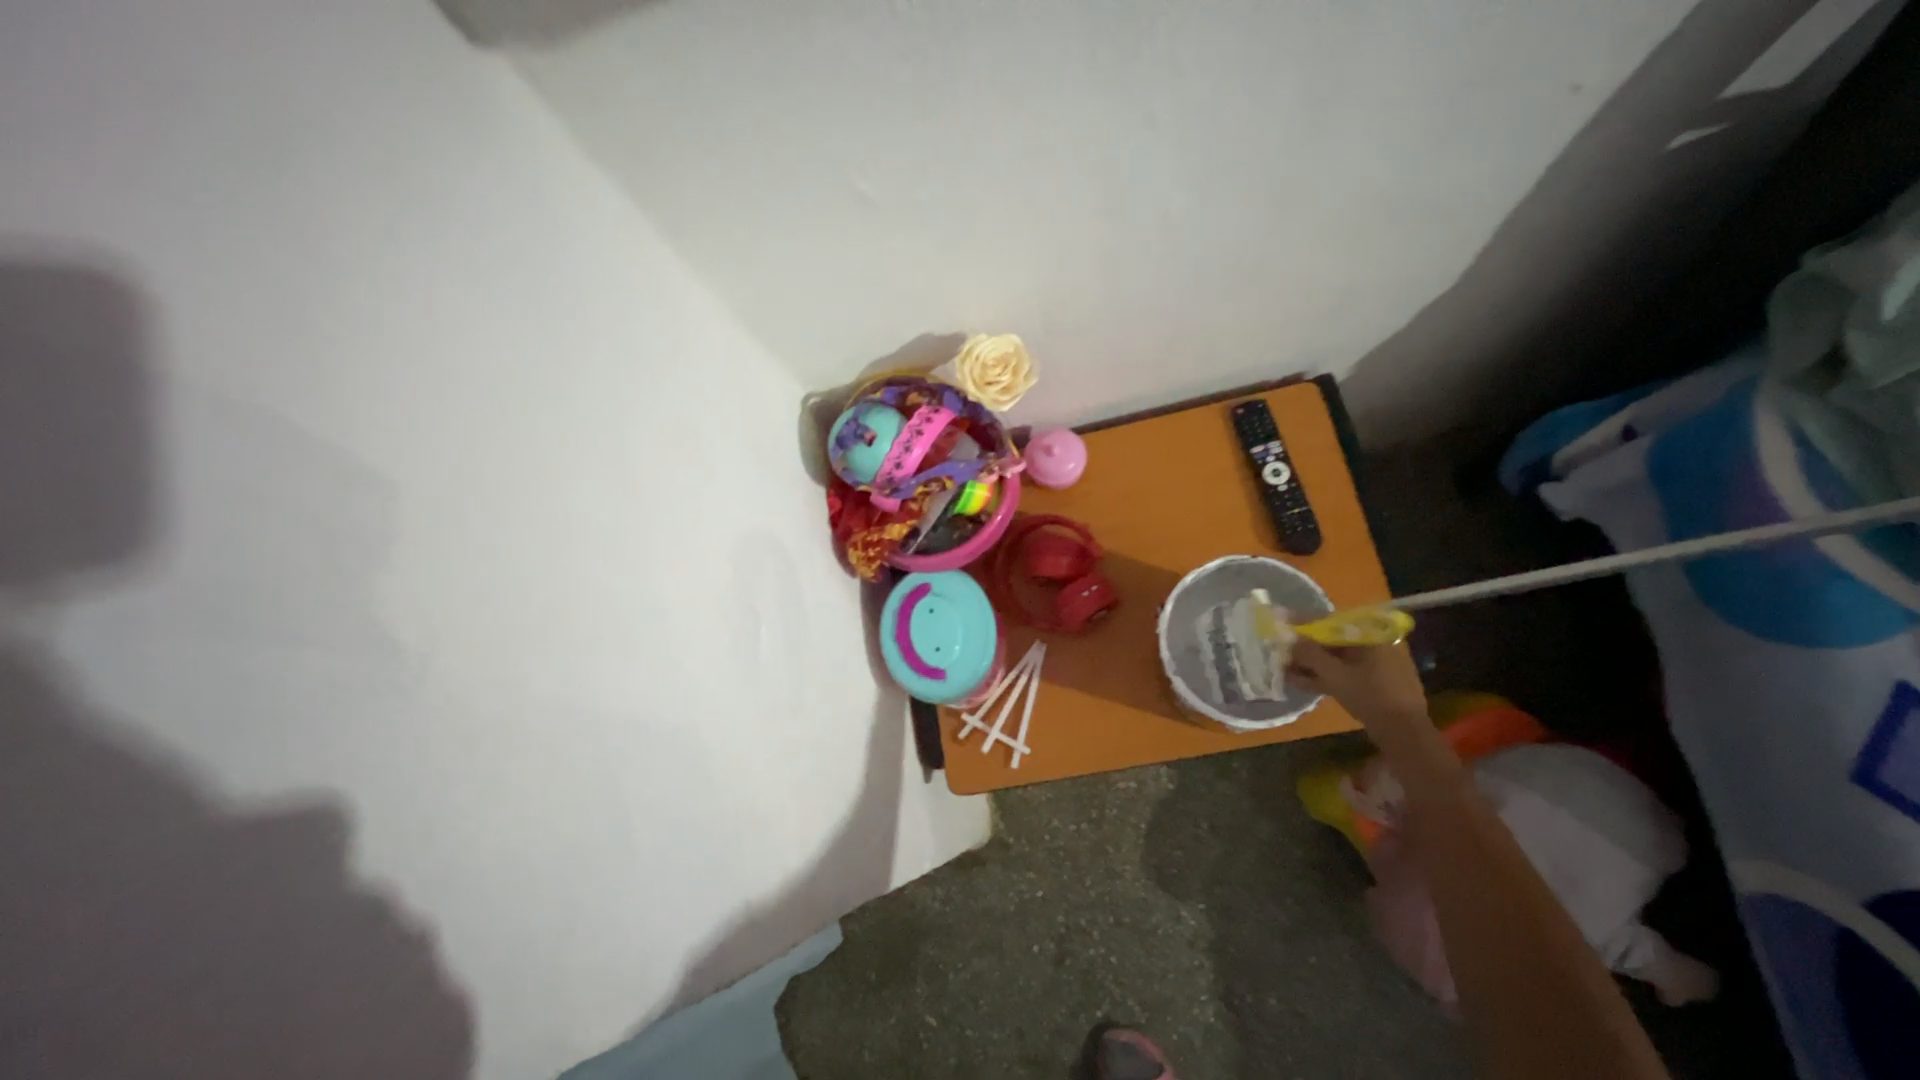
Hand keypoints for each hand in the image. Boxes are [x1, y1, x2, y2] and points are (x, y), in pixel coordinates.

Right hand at [1288, 639, 1427, 728]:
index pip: (1334, 623)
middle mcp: (1377, 645)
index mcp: (1373, 635)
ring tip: (1287, 671)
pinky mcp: (1375, 684)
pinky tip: (1304, 683)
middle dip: (1308, 649)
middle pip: (1335, 642)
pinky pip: (1347, 674)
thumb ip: (1310, 654)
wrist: (1403, 732)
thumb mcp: (1334, 674)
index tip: (1286, 628)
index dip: (1307, 626)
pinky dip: (1327, 677)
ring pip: (1339, 660)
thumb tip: (1290, 640)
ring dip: (1314, 665)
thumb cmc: (1370, 696)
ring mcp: (1378, 666)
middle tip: (1284, 653)